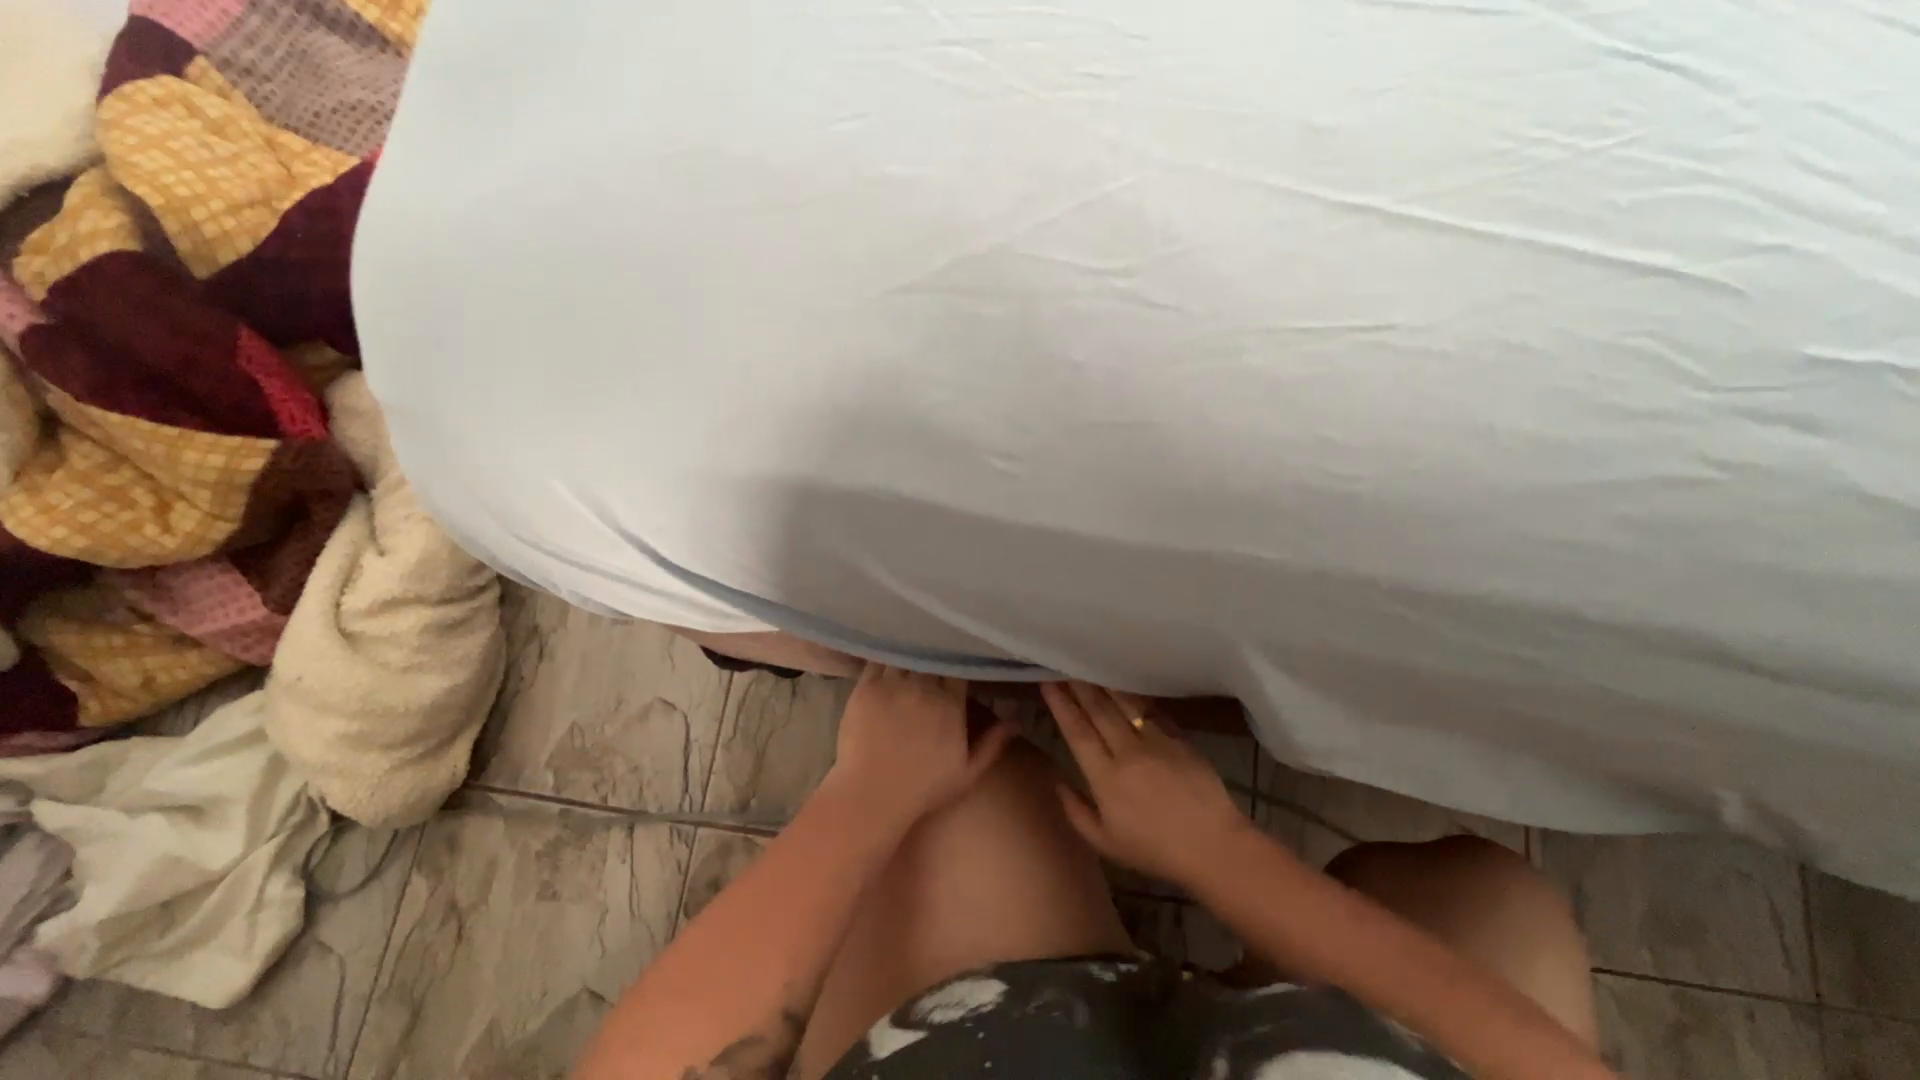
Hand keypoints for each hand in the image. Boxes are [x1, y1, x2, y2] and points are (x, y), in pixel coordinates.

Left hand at [823, 664, 1016, 825]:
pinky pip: (877, 661)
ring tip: (912, 645)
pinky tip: (887, 653)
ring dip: (911, 650)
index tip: (960, 657)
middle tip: (935, 648)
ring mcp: (892, 685)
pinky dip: (885, 655)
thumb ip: (993, 744)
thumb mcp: (967, 772)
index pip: (958, 667)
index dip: (959, 659)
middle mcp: (923, 687)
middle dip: (935, 651)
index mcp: (950, 705)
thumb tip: (1017, 721)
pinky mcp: (865, 688)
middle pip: (932, 656)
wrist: (871, 795)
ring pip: (906, 654)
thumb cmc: (922, 788)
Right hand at [1043, 681, 1253, 886]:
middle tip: (1065, 665)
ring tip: (1092, 667)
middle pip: (1099, 710)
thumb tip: (1057, 782)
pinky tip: (1128, 687)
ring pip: (1126, 705)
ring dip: (1106, 684)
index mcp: (1105, 778)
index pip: (1077, 731)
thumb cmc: (1154, 851)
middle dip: (1079, 686)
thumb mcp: (1105, 843)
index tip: (1048, 683)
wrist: (1212, 846)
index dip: (1061, 705)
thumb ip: (1076, 812)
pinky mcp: (1181, 740)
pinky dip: (1137, 697)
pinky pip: (1154, 712)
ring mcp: (1157, 742)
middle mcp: (1128, 752)